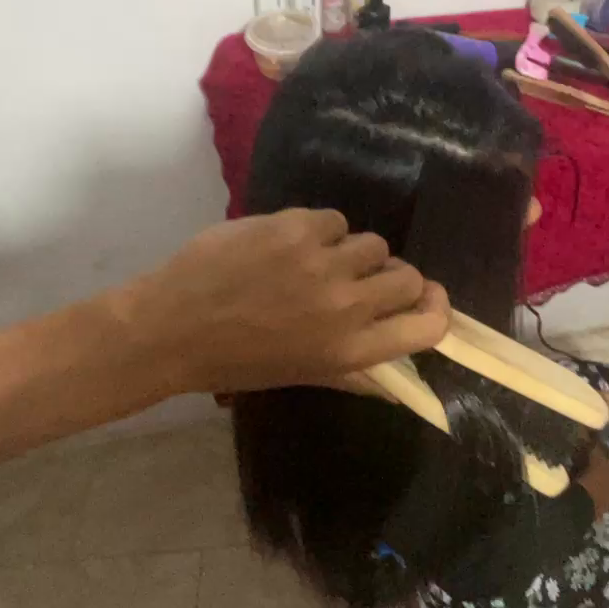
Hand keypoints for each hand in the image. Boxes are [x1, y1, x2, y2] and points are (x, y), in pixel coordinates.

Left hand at [105, 209, 450, 394]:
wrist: (172, 327)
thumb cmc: (238, 361)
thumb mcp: (305, 376)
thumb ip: (359, 374)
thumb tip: (406, 387)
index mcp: (351, 351)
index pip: (428, 327)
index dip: (437, 308)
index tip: (427, 299)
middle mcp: (347, 307)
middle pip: (409, 278)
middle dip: (391, 276)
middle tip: (361, 279)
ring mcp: (323, 263)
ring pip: (372, 243)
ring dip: (351, 252)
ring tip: (314, 262)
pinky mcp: (298, 228)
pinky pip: (334, 220)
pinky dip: (317, 231)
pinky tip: (287, 246)